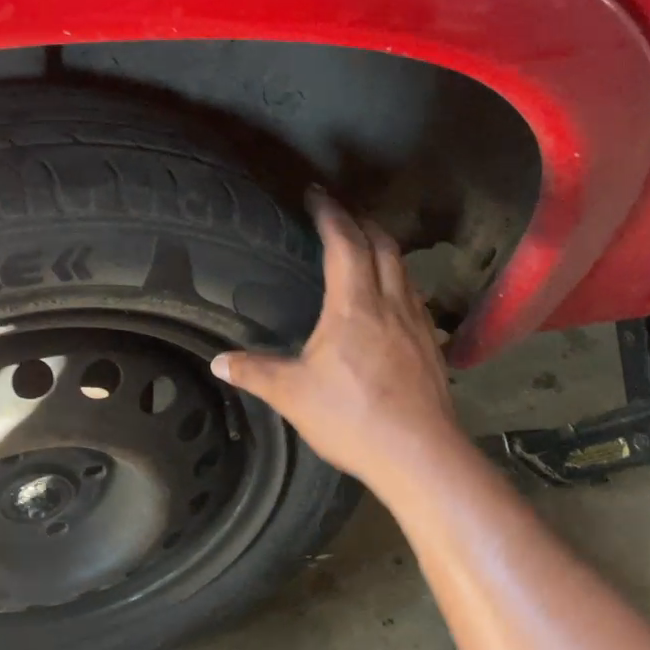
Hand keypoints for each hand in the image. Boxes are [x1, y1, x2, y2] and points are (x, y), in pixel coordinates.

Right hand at [210, 191, 459, 487]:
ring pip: (404, 270)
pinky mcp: (432, 347)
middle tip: (341, 214)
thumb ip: (254, 372)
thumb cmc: (352, 417)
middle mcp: (390, 304)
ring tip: (366, 247)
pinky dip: (399, 281)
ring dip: (384, 249)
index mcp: (354, 306)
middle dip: (362, 222)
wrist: (420, 455)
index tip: (316, 194)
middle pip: (383, 246)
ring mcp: (417, 325)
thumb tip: (218, 362)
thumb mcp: (291, 395)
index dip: (330, 214)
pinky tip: (390, 301)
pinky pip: (414, 297)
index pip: (344, 244)